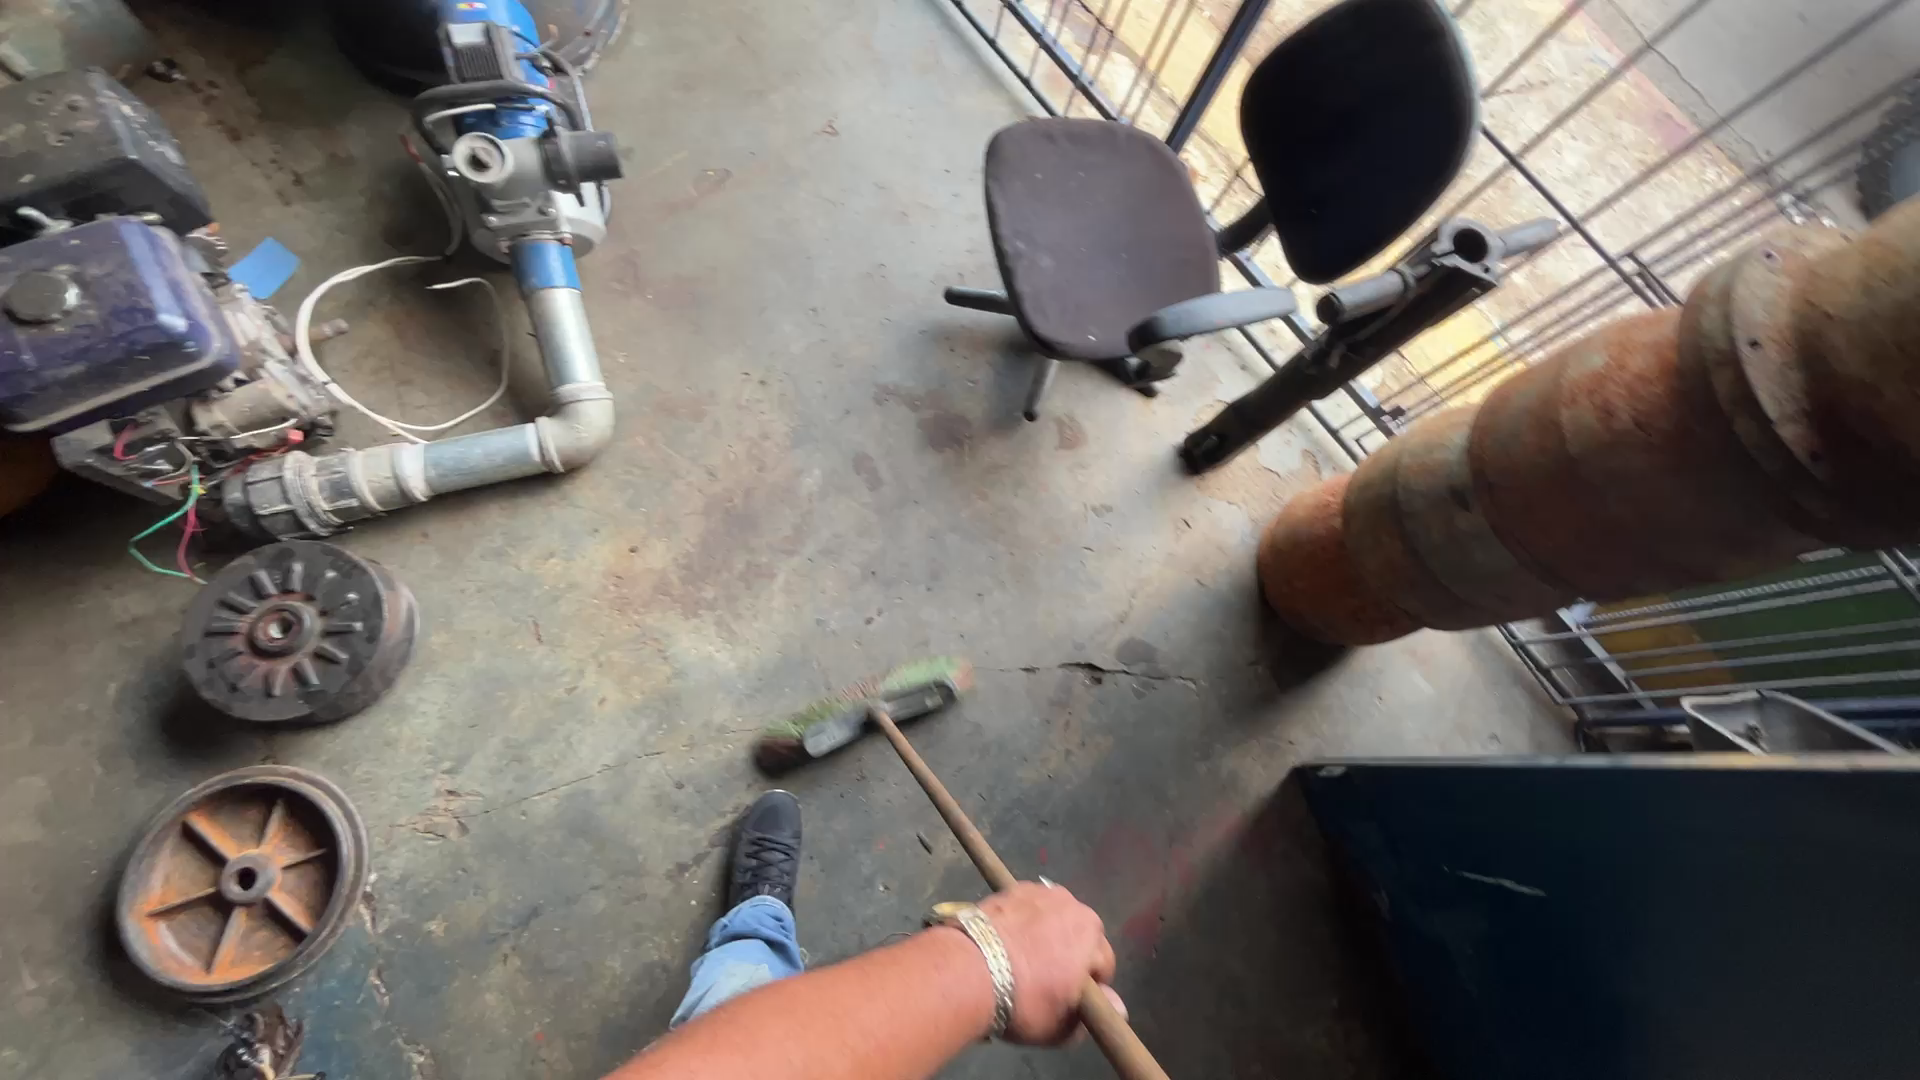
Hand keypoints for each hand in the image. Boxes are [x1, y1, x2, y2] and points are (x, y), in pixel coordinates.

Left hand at [975, 881, 1124, 1044]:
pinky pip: (1026, 907)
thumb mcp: (1063, 1027)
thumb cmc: (1025, 1000)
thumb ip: (1095, 1015)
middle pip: (1079, 932)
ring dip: (1047, 931)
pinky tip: (1007, 941)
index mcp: (1090, 933)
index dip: (1091, 984)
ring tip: (1025, 957)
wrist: (972, 969)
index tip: (1071, 998)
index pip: (1103, 961)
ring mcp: (1038, 891)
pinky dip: (1023, 920)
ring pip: (1052, 915)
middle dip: (1070, 952)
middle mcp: (1069, 903)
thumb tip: (1118, 1005)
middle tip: (1048, 978)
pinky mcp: (1010, 888)